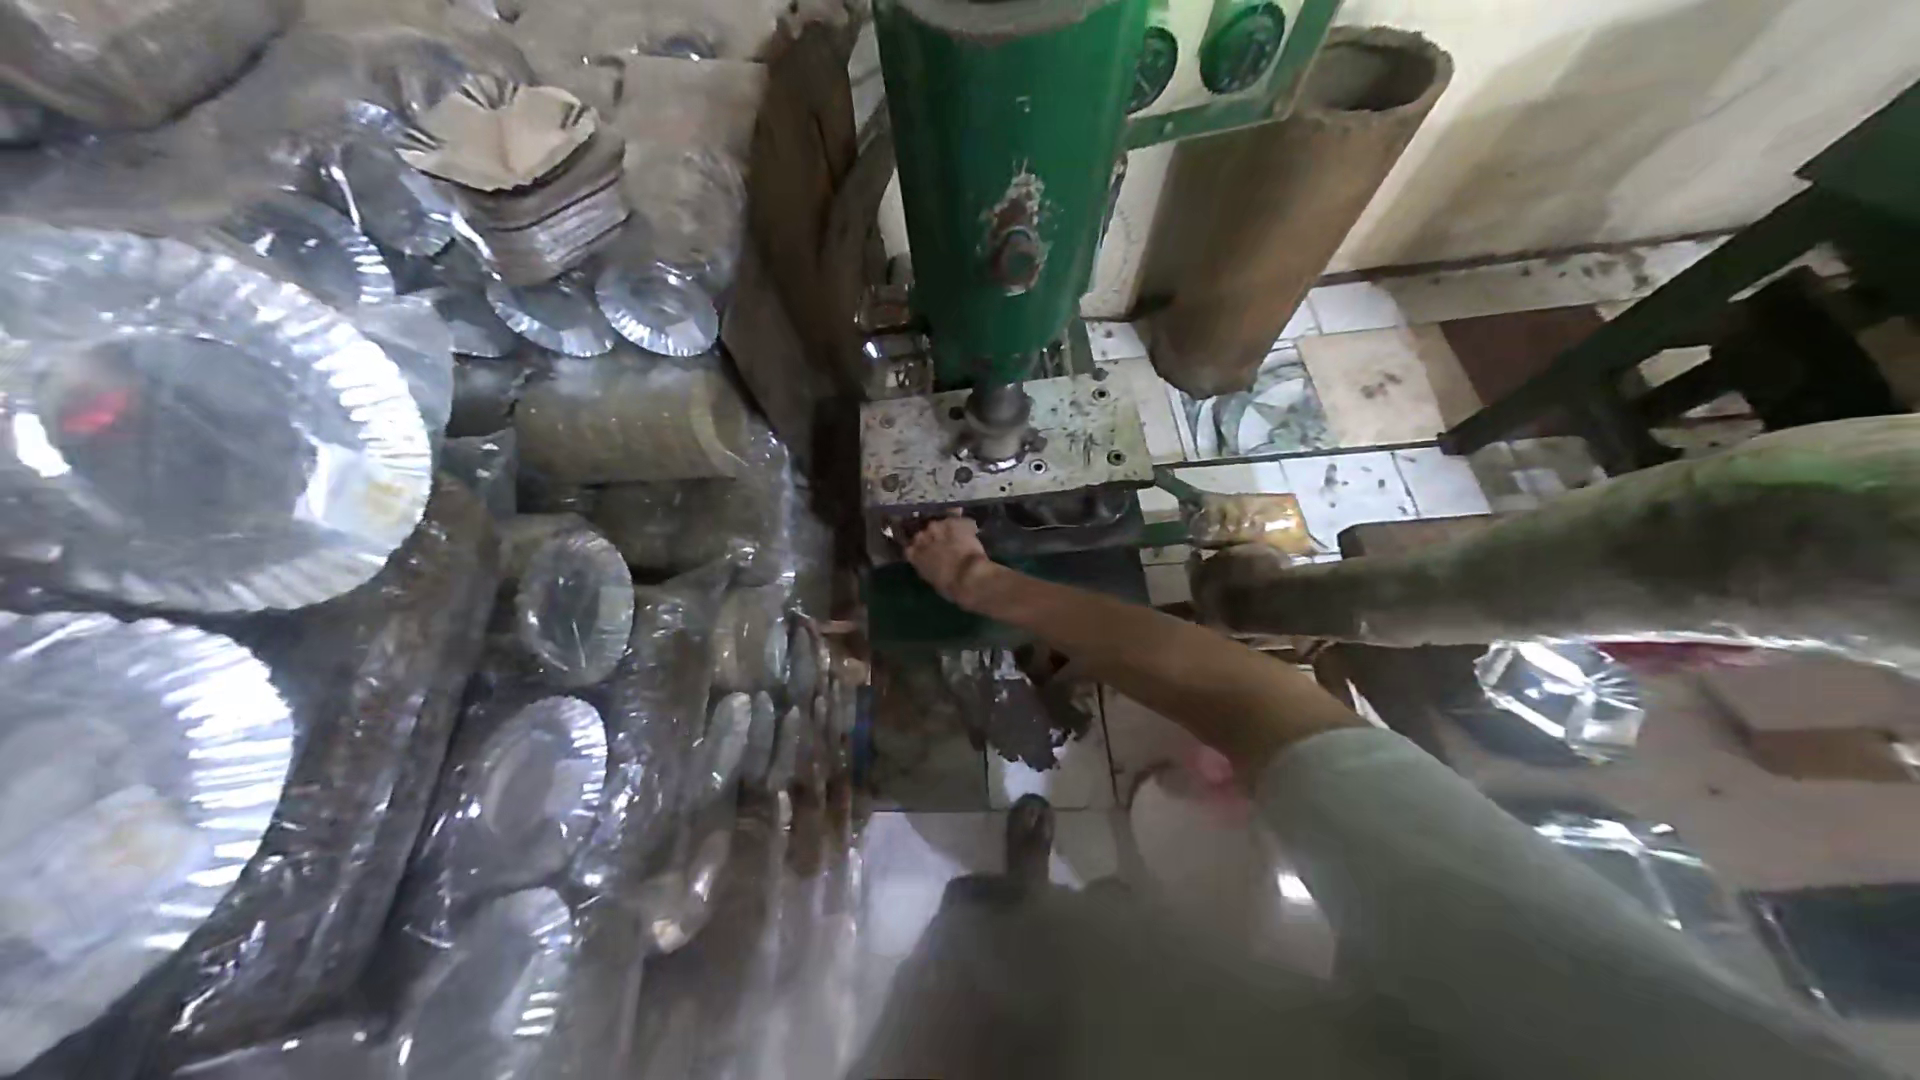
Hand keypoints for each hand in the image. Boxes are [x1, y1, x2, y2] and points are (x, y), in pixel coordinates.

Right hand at [905, 515, 993, 609]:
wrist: (968, 577)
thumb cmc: (950, 586)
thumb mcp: (933, 579)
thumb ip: (929, 568)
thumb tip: (933, 564)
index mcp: (914, 555)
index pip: (910, 548)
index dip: (918, 549)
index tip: (925, 552)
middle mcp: (922, 538)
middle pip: (923, 533)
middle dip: (931, 537)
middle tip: (941, 543)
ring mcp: (938, 528)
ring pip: (940, 524)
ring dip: (947, 528)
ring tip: (956, 535)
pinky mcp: (955, 523)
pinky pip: (958, 521)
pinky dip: (964, 525)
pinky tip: (971, 530)